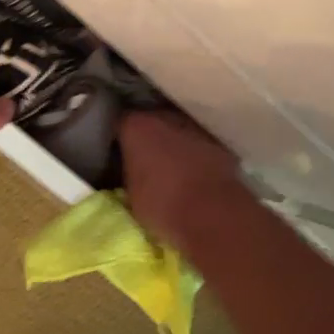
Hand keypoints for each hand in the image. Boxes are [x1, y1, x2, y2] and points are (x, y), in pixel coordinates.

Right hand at [120, 111, 246, 250]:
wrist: (214, 216)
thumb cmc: (162, 204)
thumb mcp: (130, 192)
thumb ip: (127, 173)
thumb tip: (129, 172)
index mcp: (136, 126)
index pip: (119, 121)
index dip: (117, 136)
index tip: (114, 151)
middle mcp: (165, 117)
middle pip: (150, 120)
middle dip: (146, 136)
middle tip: (140, 158)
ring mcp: (195, 129)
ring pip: (177, 131)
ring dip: (172, 144)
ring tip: (167, 167)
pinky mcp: (219, 146)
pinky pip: (198, 146)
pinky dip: (193, 155)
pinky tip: (191, 174)